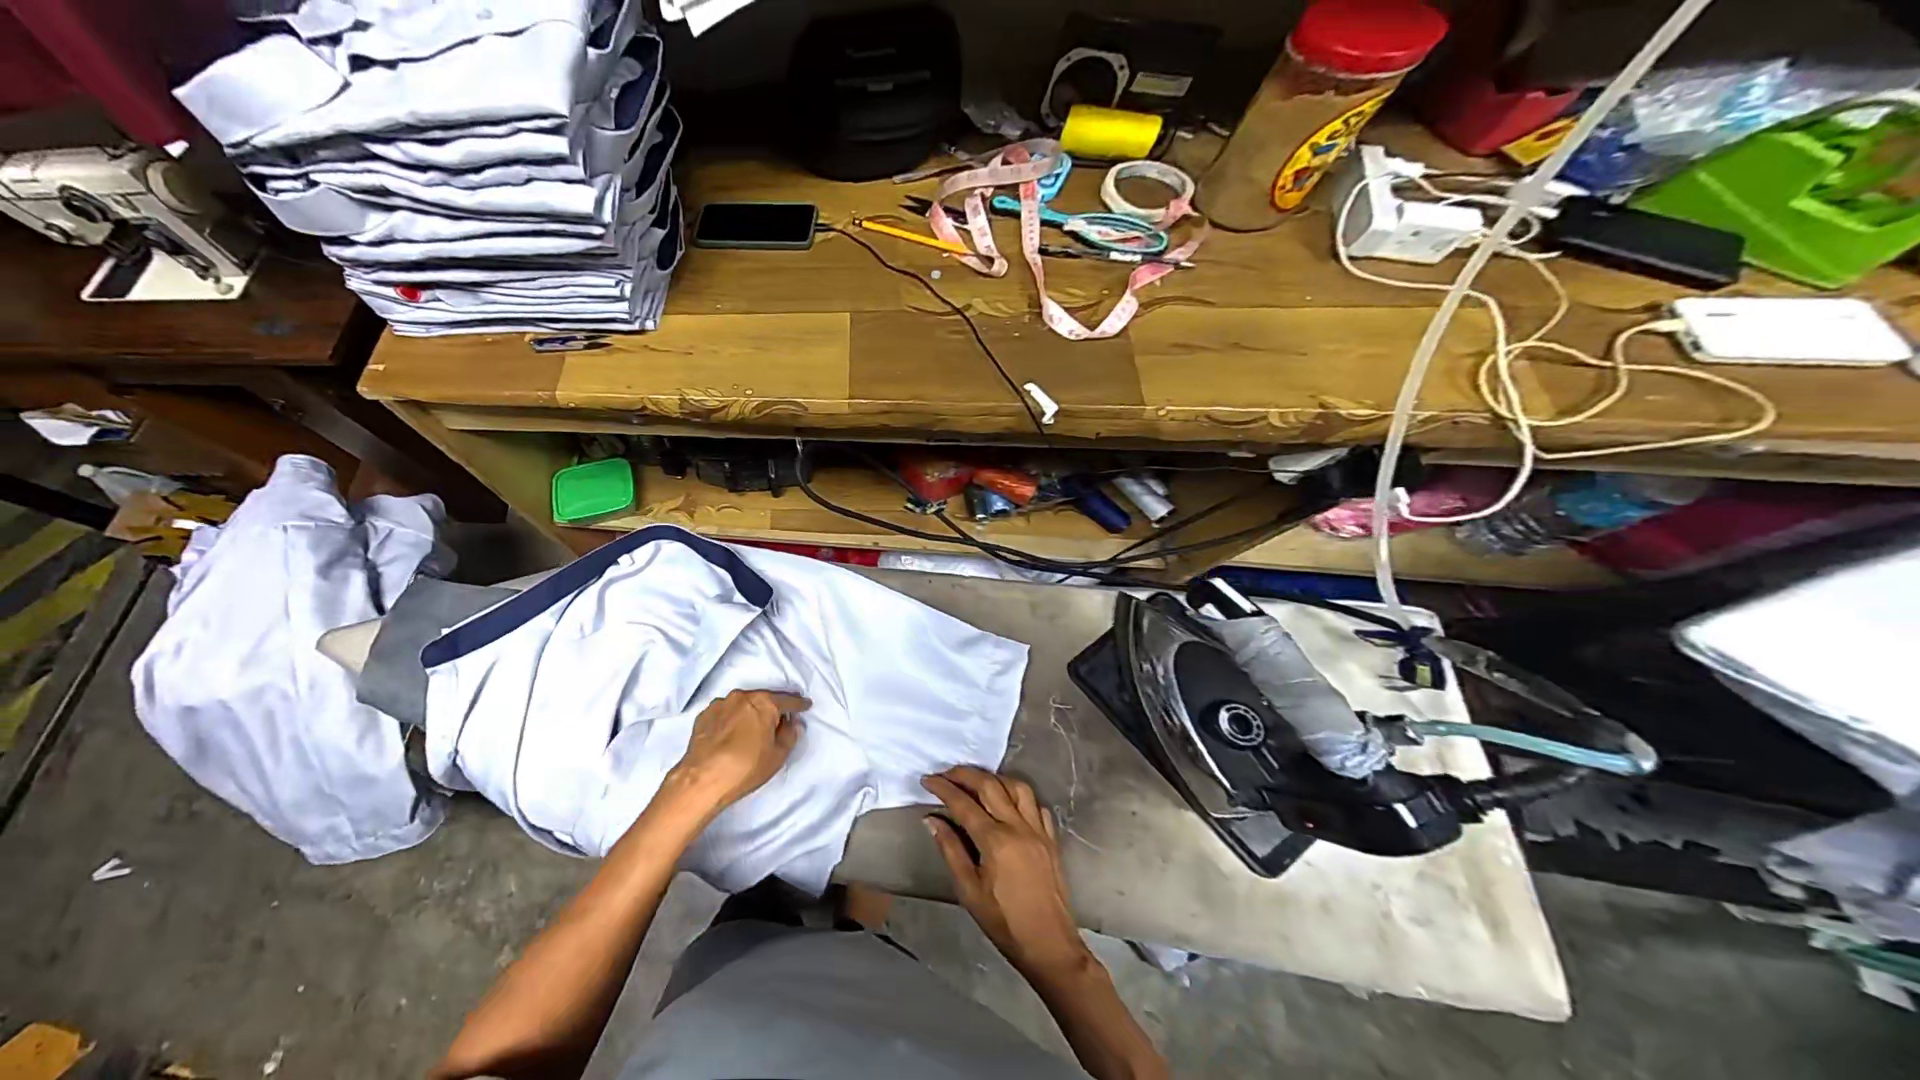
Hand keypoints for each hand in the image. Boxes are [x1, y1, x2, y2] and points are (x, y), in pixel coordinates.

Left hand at [665, 690, 808, 815]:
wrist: (701, 780)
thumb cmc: (746, 767)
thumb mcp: (778, 755)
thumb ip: (790, 734)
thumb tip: (792, 723)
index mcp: (764, 702)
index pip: (788, 700)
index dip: (799, 704)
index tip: (806, 705)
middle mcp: (742, 697)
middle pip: (764, 699)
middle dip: (773, 708)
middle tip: (779, 721)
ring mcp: (720, 704)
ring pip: (743, 704)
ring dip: (751, 713)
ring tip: (753, 729)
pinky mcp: (703, 716)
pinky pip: (726, 713)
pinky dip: (733, 719)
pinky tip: (732, 734)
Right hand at [922, 766, 1091, 979]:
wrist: (1047, 942)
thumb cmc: (1002, 921)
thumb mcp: (968, 890)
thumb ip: (951, 849)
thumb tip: (932, 819)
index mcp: (995, 841)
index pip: (964, 804)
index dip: (944, 788)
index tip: (928, 780)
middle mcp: (1019, 827)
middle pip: (990, 785)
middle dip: (965, 774)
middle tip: (947, 773)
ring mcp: (1039, 829)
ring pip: (1017, 787)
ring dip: (995, 778)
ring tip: (977, 780)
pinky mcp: (1051, 837)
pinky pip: (1036, 804)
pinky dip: (1019, 795)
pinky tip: (1009, 801)